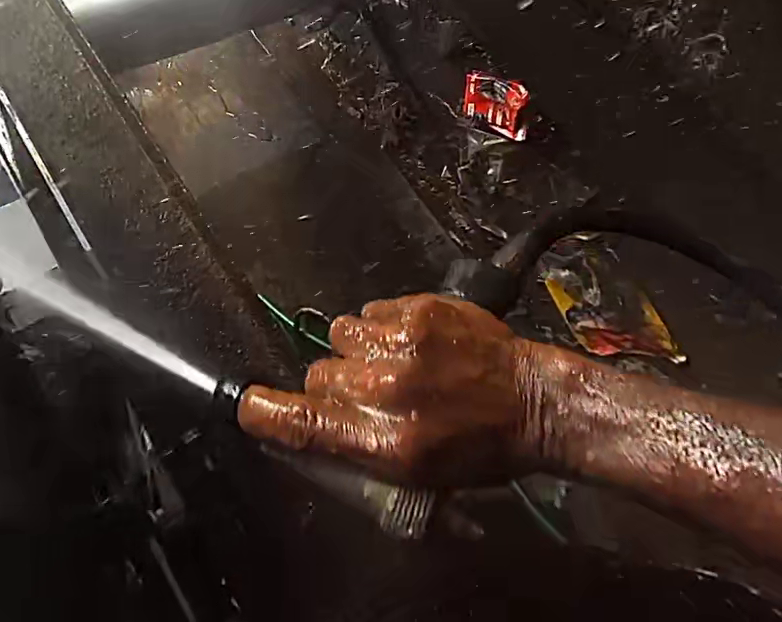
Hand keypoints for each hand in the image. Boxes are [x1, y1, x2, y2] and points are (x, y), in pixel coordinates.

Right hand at [236, 294, 574, 486]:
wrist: (530, 398)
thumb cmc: (479, 446)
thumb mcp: (418, 473)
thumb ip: (358, 447)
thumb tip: (310, 422)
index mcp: (385, 440)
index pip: (306, 422)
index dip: (269, 413)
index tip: (251, 404)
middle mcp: (387, 387)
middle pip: (318, 373)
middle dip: (333, 383)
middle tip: (369, 390)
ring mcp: (403, 340)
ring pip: (342, 333)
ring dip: (357, 349)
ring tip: (394, 360)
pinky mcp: (419, 307)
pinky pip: (371, 310)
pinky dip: (382, 325)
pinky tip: (411, 339)